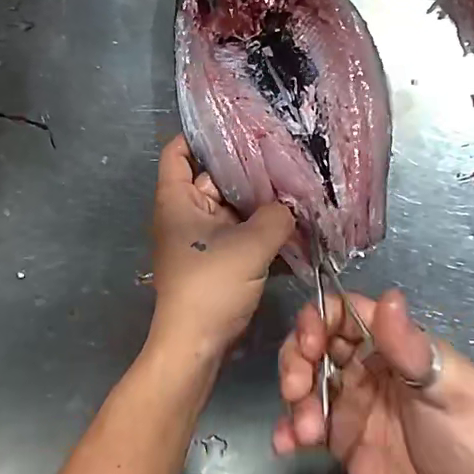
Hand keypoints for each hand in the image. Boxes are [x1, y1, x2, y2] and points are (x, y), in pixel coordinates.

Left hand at [149, 136, 293, 359]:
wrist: (195, 347)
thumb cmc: (211, 287)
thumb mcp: (251, 245)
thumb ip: (277, 216)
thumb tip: (291, 205)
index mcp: (177, 201)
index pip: (178, 152)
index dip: (201, 135)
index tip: (237, 126)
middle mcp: (185, 215)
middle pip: (214, 179)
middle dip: (248, 170)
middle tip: (285, 158)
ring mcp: (200, 239)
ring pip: (232, 208)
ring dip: (260, 204)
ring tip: (295, 189)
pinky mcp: (215, 261)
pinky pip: (239, 234)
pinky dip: (260, 230)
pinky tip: (291, 226)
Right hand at [272, 288, 473, 473]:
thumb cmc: (473, 445)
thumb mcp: (450, 393)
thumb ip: (412, 349)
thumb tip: (388, 296)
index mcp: (399, 346)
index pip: (349, 313)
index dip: (321, 318)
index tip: (311, 343)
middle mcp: (372, 367)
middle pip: (319, 342)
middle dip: (297, 357)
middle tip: (296, 388)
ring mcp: (356, 404)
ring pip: (307, 381)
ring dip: (294, 398)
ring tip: (307, 433)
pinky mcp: (344, 441)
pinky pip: (306, 424)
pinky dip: (288, 429)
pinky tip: (288, 444)